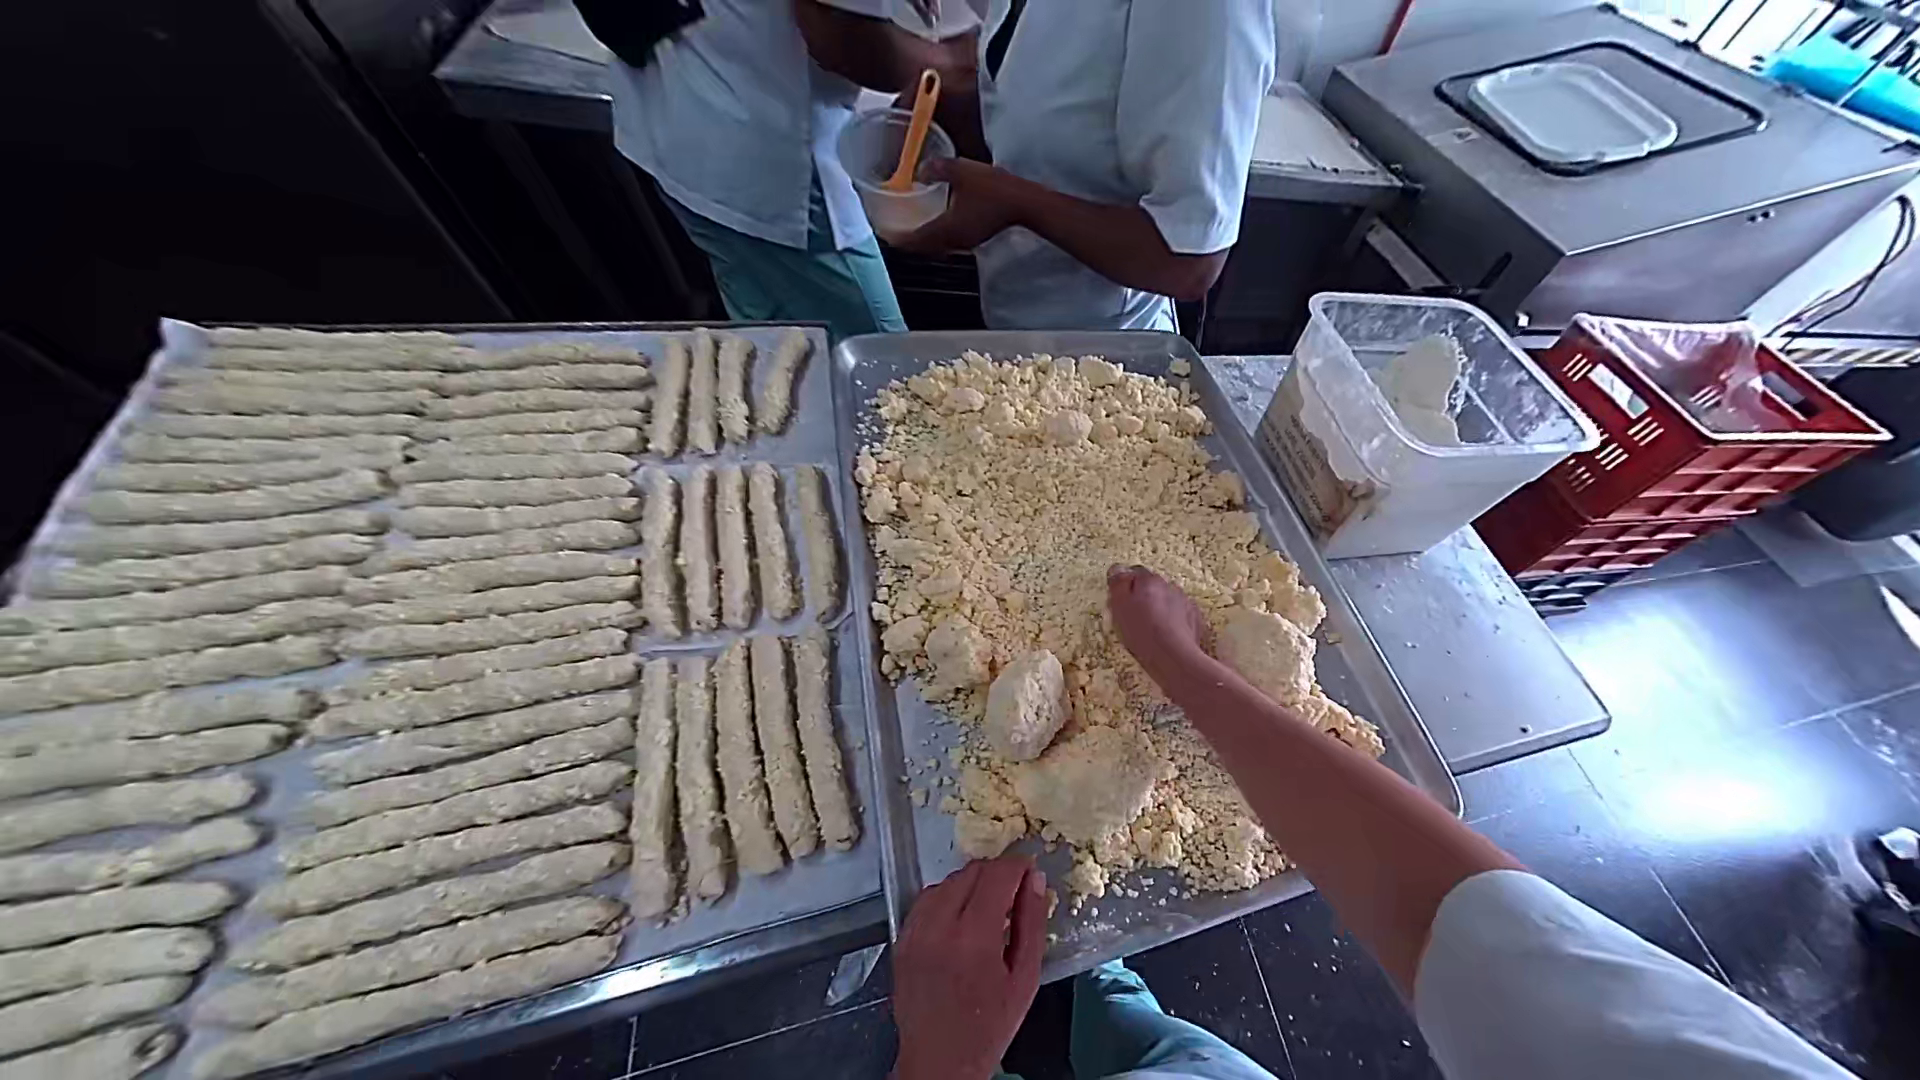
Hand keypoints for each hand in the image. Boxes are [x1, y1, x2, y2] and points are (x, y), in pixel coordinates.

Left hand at [891, 856, 1048, 1079]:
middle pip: (972, 871)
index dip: (1018, 866)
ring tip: (986, 910)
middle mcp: (940, 926)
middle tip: (1012, 892)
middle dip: (996, 874)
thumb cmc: (988, 1026)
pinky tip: (959, 919)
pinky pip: (928, 897)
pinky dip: (947, 898)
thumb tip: (1036, 879)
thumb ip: (1032, 924)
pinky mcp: (902, 936)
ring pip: (949, 880)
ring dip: (971, 884)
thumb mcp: (1024, 979)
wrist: (939, 1063)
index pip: (997, 875)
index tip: (1029, 869)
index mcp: (974, 938)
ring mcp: (916, 929)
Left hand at [894, 159, 1021, 254]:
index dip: (897, 239)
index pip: (914, 240)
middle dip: (906, 242)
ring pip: (934, 247)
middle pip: (922, 248)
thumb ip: (937, 168)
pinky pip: (946, 242)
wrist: (1022, 203)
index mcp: (946, 229)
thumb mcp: (961, 170)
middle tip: (892, 232)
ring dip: (921, 241)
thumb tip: (921, 169)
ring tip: (909, 229)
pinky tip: (934, 224)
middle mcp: (952, 241)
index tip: (883, 234)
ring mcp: (963, 243)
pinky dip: (934, 237)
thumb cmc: (994, 189)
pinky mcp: (972, 239)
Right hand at [1108, 565, 1213, 691]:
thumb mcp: (1119, 605)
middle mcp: (1168, 585)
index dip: (1125, 585)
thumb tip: (1117, 568)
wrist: (1173, 656)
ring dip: (1158, 607)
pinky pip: (1178, 612)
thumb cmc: (1141, 631)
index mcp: (1148, 580)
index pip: (1133, 572)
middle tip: (1132, 616)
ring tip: (1150, 627)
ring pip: (1166, 599)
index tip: (1119, 600)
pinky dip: (1171, 619)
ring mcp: (1184, 601)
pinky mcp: (1194, 617)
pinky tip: (1165, 633)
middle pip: (1151, 586)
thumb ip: (1118, 583)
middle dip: (1142, 596)